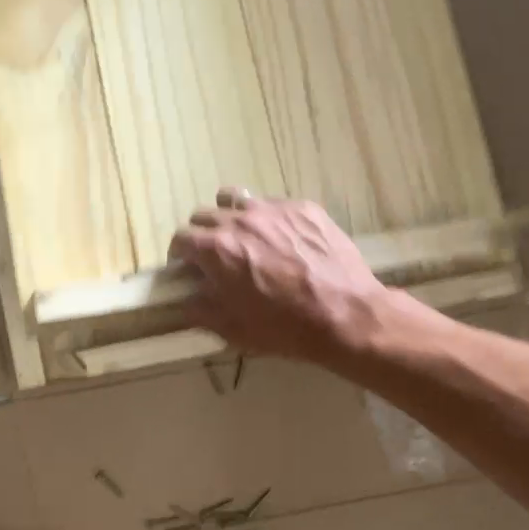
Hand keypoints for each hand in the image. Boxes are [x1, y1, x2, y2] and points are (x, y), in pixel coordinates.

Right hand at [169, 189, 407, 365]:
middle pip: (204, 215)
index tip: (187, 268)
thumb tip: (186, 299)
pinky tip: (283, 241)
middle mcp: (239, 220)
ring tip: (244, 237)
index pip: (180, 238)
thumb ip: (200, 310)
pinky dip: (268, 220)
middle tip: (216, 256)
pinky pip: (273, 205)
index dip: (179, 254)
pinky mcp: (303, 208)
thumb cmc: (286, 328)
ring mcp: (273, 210)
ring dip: (231, 216)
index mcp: (216, 249)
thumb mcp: (233, 329)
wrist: (349, 316)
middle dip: (203, 235)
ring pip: (235, 200)